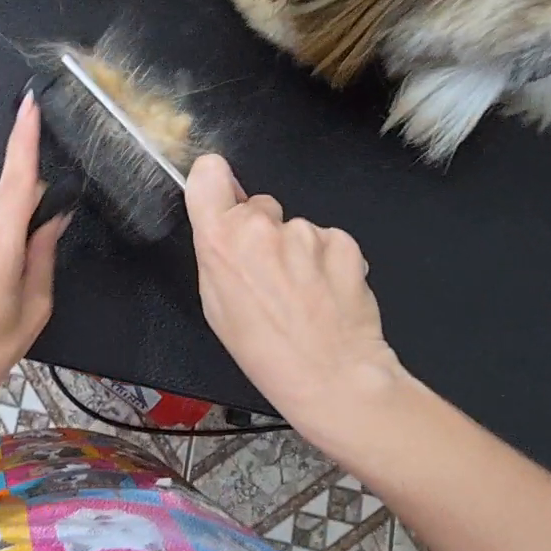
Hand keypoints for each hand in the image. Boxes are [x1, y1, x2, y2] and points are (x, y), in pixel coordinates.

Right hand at [185, 154, 403, 421]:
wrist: (331, 376)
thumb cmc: (264, 350)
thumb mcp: (215, 304)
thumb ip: (217, 252)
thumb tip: (226, 223)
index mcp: (219, 241)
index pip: (208, 174)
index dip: (217, 183)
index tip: (225, 198)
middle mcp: (260, 228)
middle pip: (258, 206)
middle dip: (262, 231)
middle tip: (269, 275)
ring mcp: (305, 232)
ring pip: (296, 227)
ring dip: (298, 251)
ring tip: (302, 294)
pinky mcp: (342, 241)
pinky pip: (328, 240)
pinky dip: (327, 261)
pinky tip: (326, 294)